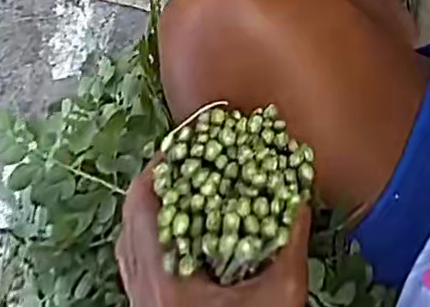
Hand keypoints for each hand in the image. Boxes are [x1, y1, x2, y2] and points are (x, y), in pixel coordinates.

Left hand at [116, 160, 311, 306]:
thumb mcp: (281, 295)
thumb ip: (291, 241)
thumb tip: (302, 192)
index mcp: (165, 285)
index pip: (144, 208)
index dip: (161, 165)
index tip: (187, 138)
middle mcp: (142, 294)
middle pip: (129, 219)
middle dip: (157, 179)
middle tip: (189, 156)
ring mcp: (141, 305)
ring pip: (128, 241)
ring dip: (152, 206)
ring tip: (186, 183)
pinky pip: (136, 263)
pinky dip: (153, 234)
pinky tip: (185, 228)